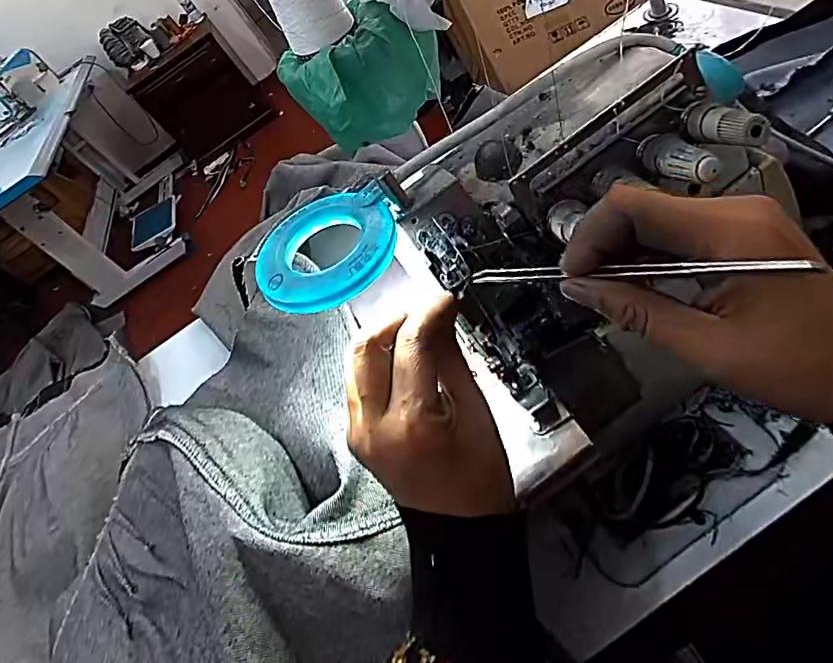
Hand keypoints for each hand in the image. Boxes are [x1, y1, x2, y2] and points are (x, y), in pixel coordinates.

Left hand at [346, 292, 514, 516]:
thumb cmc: (477, 480)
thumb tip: (440, 316)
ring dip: (383, 336)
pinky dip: (377, 361)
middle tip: (426, 313)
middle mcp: (374, 426)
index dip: (429, 311)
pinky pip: (357, 381)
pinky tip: (402, 359)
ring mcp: (358, 432)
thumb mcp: (475, 411)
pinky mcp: (354, 435)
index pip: (410, 343)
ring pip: (356, 360)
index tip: (445, 299)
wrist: (457, 532)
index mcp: (412, 421)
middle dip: (397, 318)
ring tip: (415, 332)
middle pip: (367, 345)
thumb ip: (450, 357)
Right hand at [559, 188, 832, 432]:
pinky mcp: (744, 229)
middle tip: (587, 289)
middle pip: (641, 207)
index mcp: (730, 230)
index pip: (632, 204)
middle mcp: (734, 208)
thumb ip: (639, 312)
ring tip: (609, 292)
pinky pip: (679, 230)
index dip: (590, 235)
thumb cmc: (805, 368)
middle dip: (603, 245)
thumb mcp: (712, 349)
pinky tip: (642, 285)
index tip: (574, 276)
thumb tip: (579, 290)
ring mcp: (742, 216)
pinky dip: (652, 255)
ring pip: (656, 218)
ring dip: (625, 251)